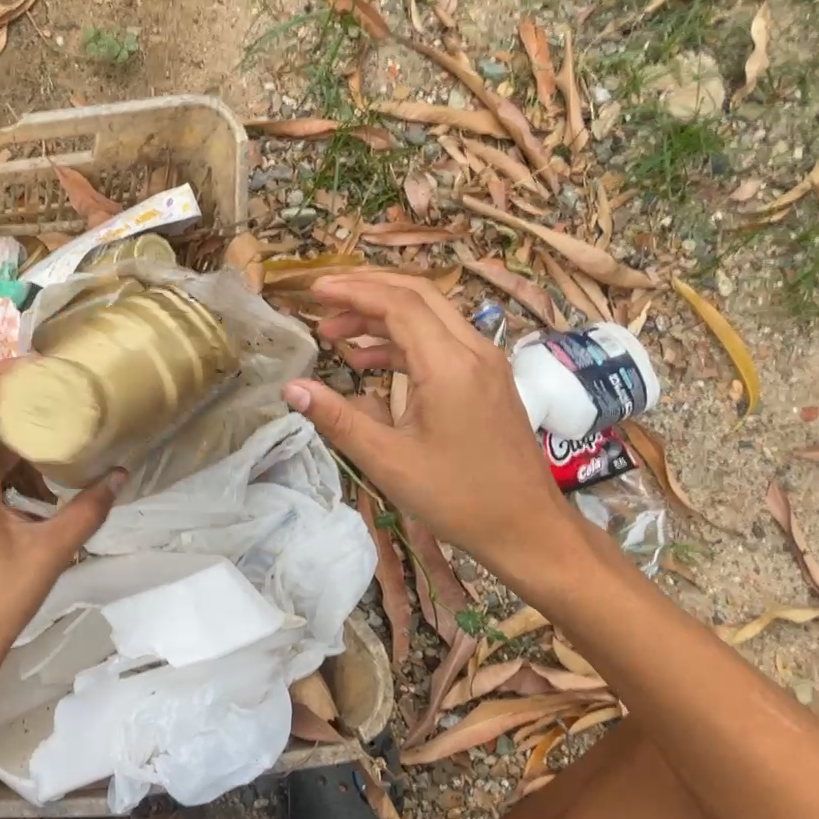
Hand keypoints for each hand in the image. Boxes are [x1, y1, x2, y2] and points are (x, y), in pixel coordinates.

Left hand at [0, 364, 123, 680]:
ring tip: (45, 409)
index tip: (39, 365)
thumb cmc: (2, 596)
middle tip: (45, 377)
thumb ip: (88, 509)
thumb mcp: (53, 551)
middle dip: (1, 389)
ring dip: (3, 421)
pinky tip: (37, 463)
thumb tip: (123, 474)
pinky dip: (2, 453)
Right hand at [283, 272, 584, 578]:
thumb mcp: (387, 460)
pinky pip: (439, 342)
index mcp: (449, 366)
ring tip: (332, 332)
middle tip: (320, 298)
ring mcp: (484, 364)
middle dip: (366, 290)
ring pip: (429, 316)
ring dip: (380, 316)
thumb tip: (291, 388)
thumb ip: (338, 418)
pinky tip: (366, 361)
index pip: (399, 304)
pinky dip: (399, 340)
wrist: (527, 528)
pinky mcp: (486, 380)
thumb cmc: (457, 497)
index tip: (313, 290)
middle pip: (418, 295)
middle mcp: (473, 352)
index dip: (353, 291)